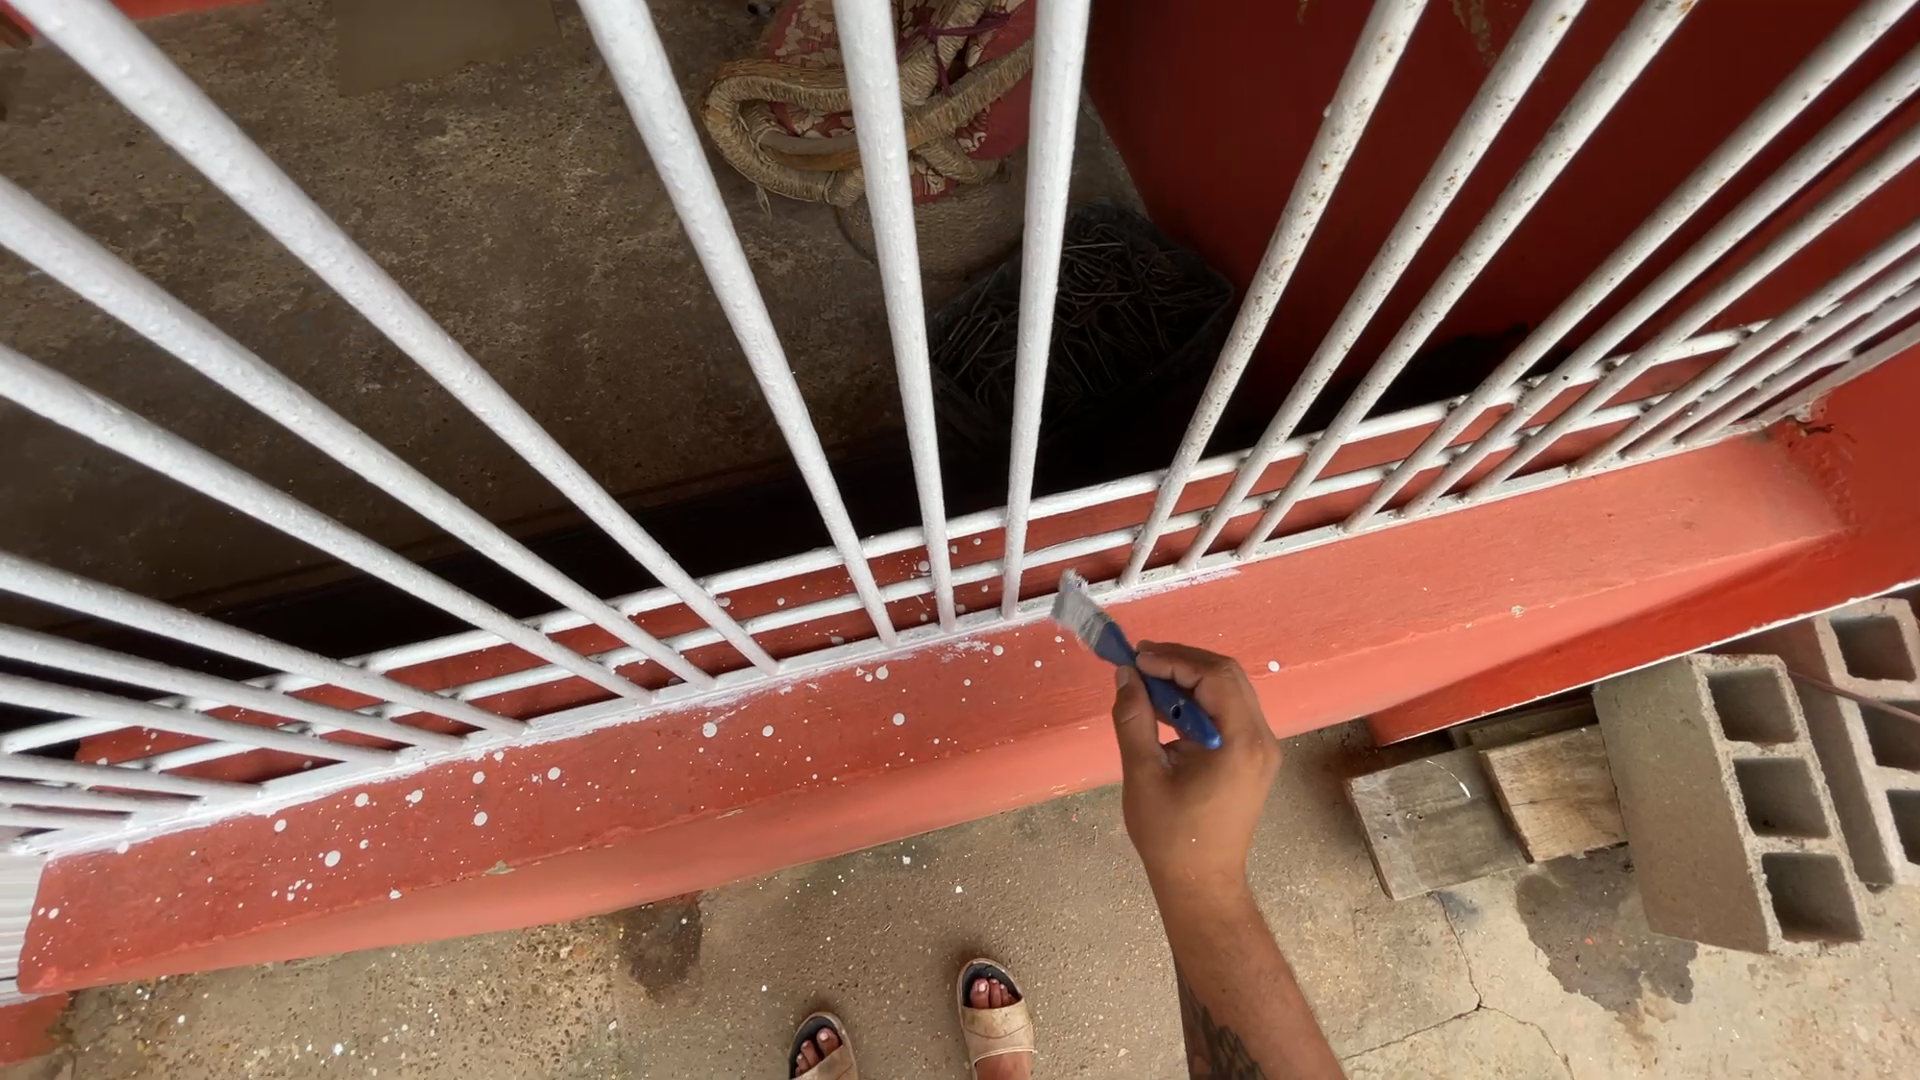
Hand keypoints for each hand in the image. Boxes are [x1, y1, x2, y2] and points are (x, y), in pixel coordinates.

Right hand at [1109, 642, 1280, 894]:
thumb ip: (1133, 718)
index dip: (1173, 659)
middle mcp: (1260, 739)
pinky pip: (1226, 710)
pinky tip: (1163, 706)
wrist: (1201, 883)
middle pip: (1226, 675)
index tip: (1135, 658)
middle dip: (1181, 661)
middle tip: (1139, 661)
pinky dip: (1195, 699)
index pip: (1214, 676)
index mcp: (1240, 743)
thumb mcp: (1142, 773)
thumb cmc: (1169, 835)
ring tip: (1146, 679)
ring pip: (1228, 689)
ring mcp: (1260, 748)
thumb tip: (1125, 674)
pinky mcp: (1251, 756)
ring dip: (1187, 678)